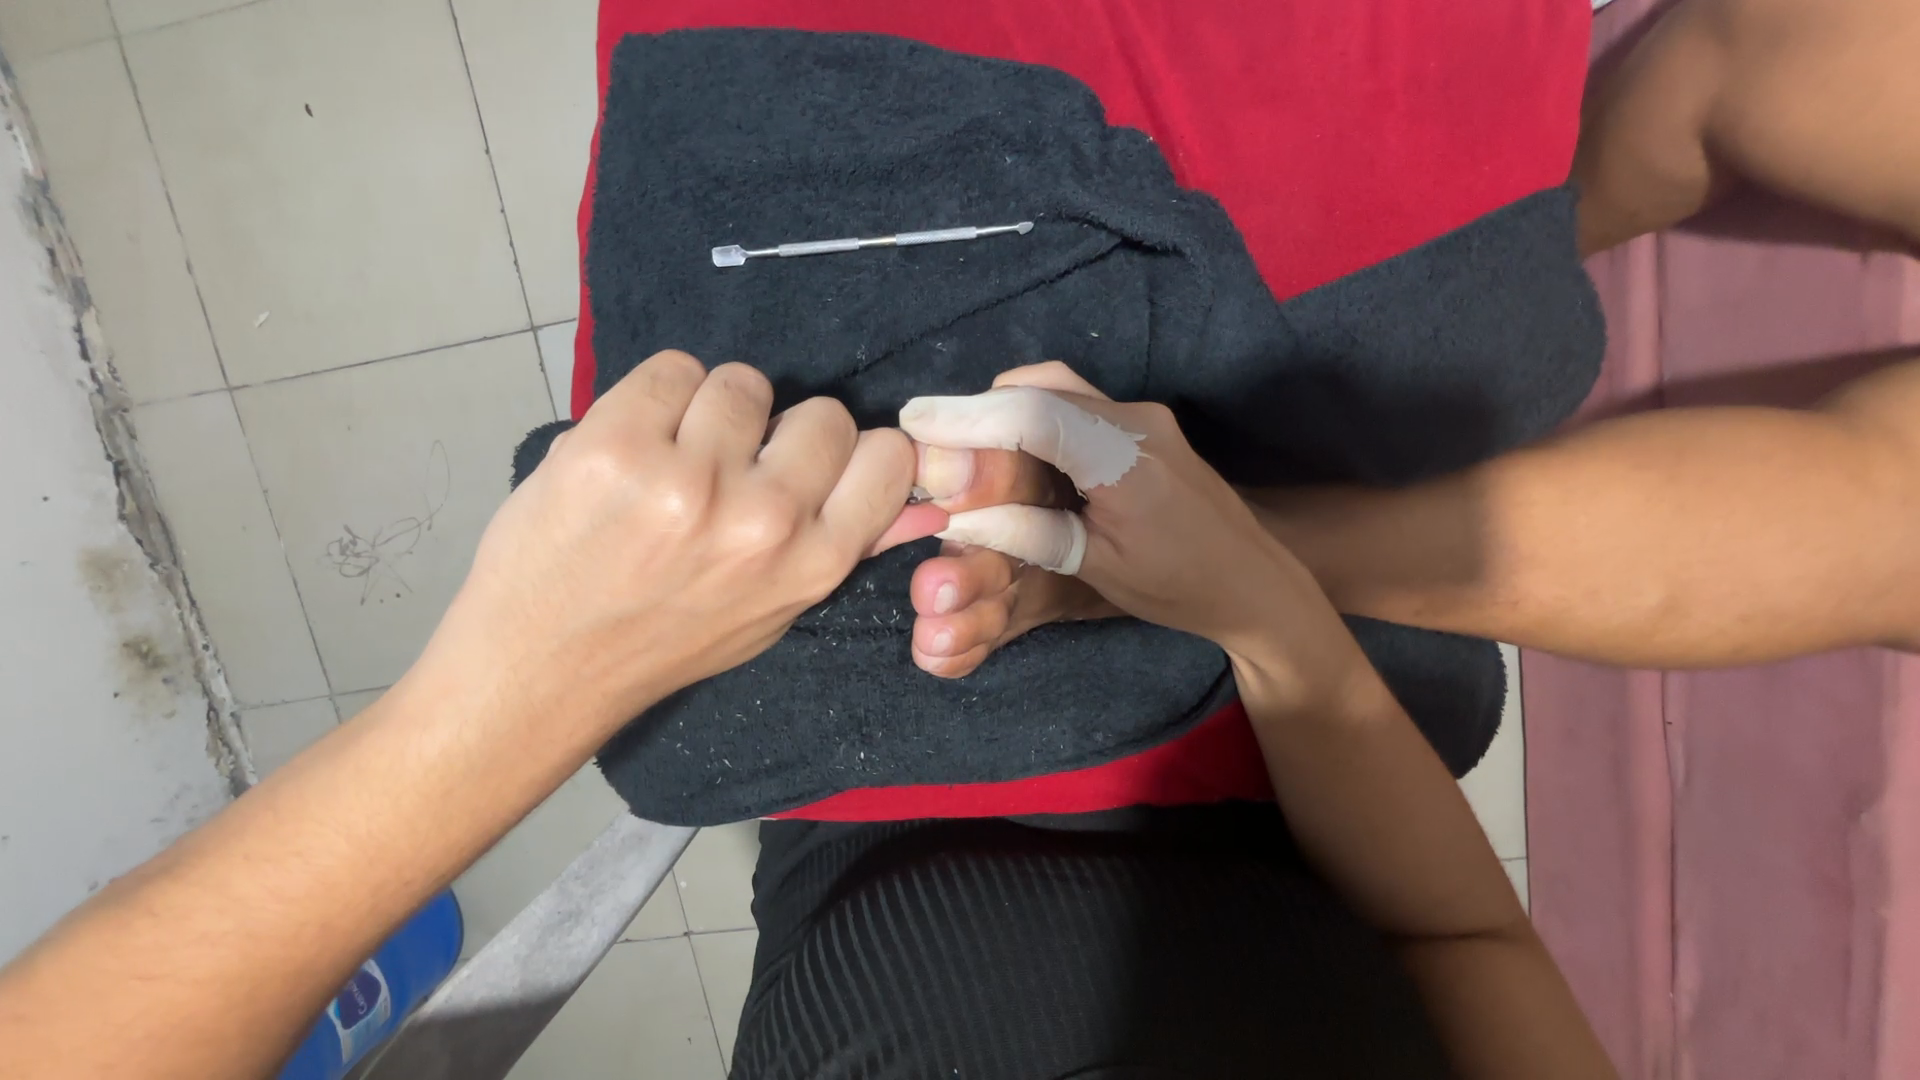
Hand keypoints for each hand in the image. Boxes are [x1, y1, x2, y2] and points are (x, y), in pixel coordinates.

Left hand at [427, 350, 944, 726]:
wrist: (542, 666)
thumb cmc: (669, 642)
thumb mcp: (776, 612)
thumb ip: (839, 548)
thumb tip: (920, 503)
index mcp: (813, 563)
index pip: (888, 458)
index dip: (858, 451)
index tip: (820, 462)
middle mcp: (765, 519)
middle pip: (824, 413)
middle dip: (784, 433)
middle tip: (737, 466)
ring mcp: (689, 479)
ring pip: (745, 382)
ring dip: (715, 411)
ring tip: (677, 456)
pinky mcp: (614, 444)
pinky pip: (673, 368)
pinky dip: (659, 396)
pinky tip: (636, 442)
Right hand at [900, 362, 1346, 689]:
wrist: (1256, 581)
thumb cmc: (1180, 586)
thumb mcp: (1097, 567)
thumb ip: (1026, 532)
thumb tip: (953, 515)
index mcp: (1125, 457)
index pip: (1033, 416)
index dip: (967, 416)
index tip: (913, 421)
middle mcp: (1136, 418)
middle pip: (1039, 389)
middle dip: (978, 411)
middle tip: (932, 443)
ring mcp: (1144, 415)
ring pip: (1055, 389)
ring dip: (1004, 410)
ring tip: (965, 450)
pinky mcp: (1144, 424)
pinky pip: (1074, 404)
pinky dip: (1032, 417)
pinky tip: (1012, 450)